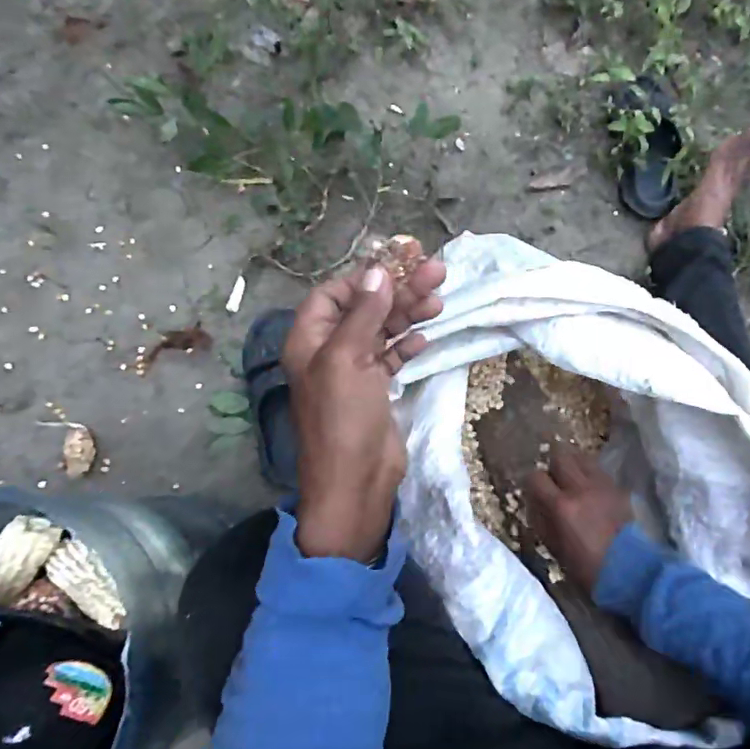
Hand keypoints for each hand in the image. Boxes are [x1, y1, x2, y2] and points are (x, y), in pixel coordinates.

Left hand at [286, 253, 445, 560]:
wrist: (354, 481)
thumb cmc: (342, 418)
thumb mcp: (347, 360)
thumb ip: (363, 314)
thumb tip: (377, 272)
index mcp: (309, 340)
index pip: (332, 294)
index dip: (363, 279)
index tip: (398, 268)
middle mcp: (328, 351)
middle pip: (364, 309)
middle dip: (398, 291)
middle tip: (437, 273)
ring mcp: (353, 371)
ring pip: (382, 331)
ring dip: (409, 315)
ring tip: (440, 300)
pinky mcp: (375, 390)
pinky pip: (391, 357)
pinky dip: (407, 345)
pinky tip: (426, 337)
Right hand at [524, 448, 633, 592]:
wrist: (630, 571)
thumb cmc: (587, 567)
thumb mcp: (555, 547)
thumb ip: (541, 520)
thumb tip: (535, 502)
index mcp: (561, 506)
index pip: (536, 477)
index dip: (532, 482)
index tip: (534, 490)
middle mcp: (580, 489)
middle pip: (561, 456)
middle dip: (553, 465)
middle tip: (554, 479)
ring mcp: (602, 486)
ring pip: (583, 457)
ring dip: (574, 464)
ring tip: (573, 478)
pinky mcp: (619, 489)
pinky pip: (600, 471)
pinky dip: (591, 474)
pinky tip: (592, 490)